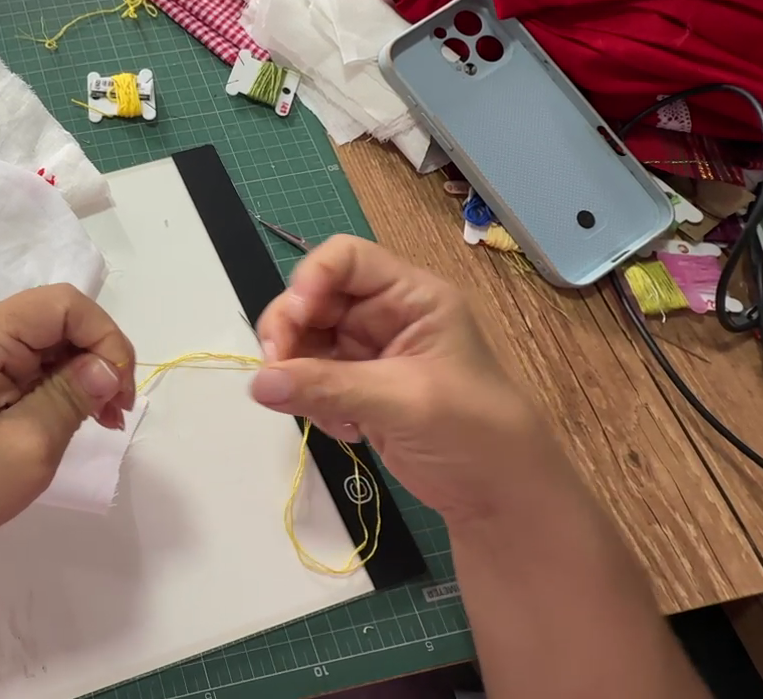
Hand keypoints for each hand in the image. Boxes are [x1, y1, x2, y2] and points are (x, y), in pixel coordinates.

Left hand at [0, 284, 136, 564]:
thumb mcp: (28, 445)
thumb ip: (72, 396)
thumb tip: (108, 365)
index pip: (62, 304)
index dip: (103, 336)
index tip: (120, 390)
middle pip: (57, 317)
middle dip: (98, 355)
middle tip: (118, 411)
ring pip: (50, 341)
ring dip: (85, 372)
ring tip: (106, 419)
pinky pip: (33, 364)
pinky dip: (63, 385)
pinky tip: (81, 416)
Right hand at [249, 235, 555, 523]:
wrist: (505, 503)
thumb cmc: (476, 437)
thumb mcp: (402, 404)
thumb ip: (326, 387)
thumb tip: (258, 382)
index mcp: (411, 297)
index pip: (346, 258)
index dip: (312, 278)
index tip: (295, 319)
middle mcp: (384, 313)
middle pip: (312, 297)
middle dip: (290, 331)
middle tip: (276, 370)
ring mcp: (367, 349)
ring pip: (302, 336)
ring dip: (295, 370)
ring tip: (315, 411)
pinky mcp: (354, 383)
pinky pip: (307, 374)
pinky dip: (307, 398)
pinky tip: (342, 429)